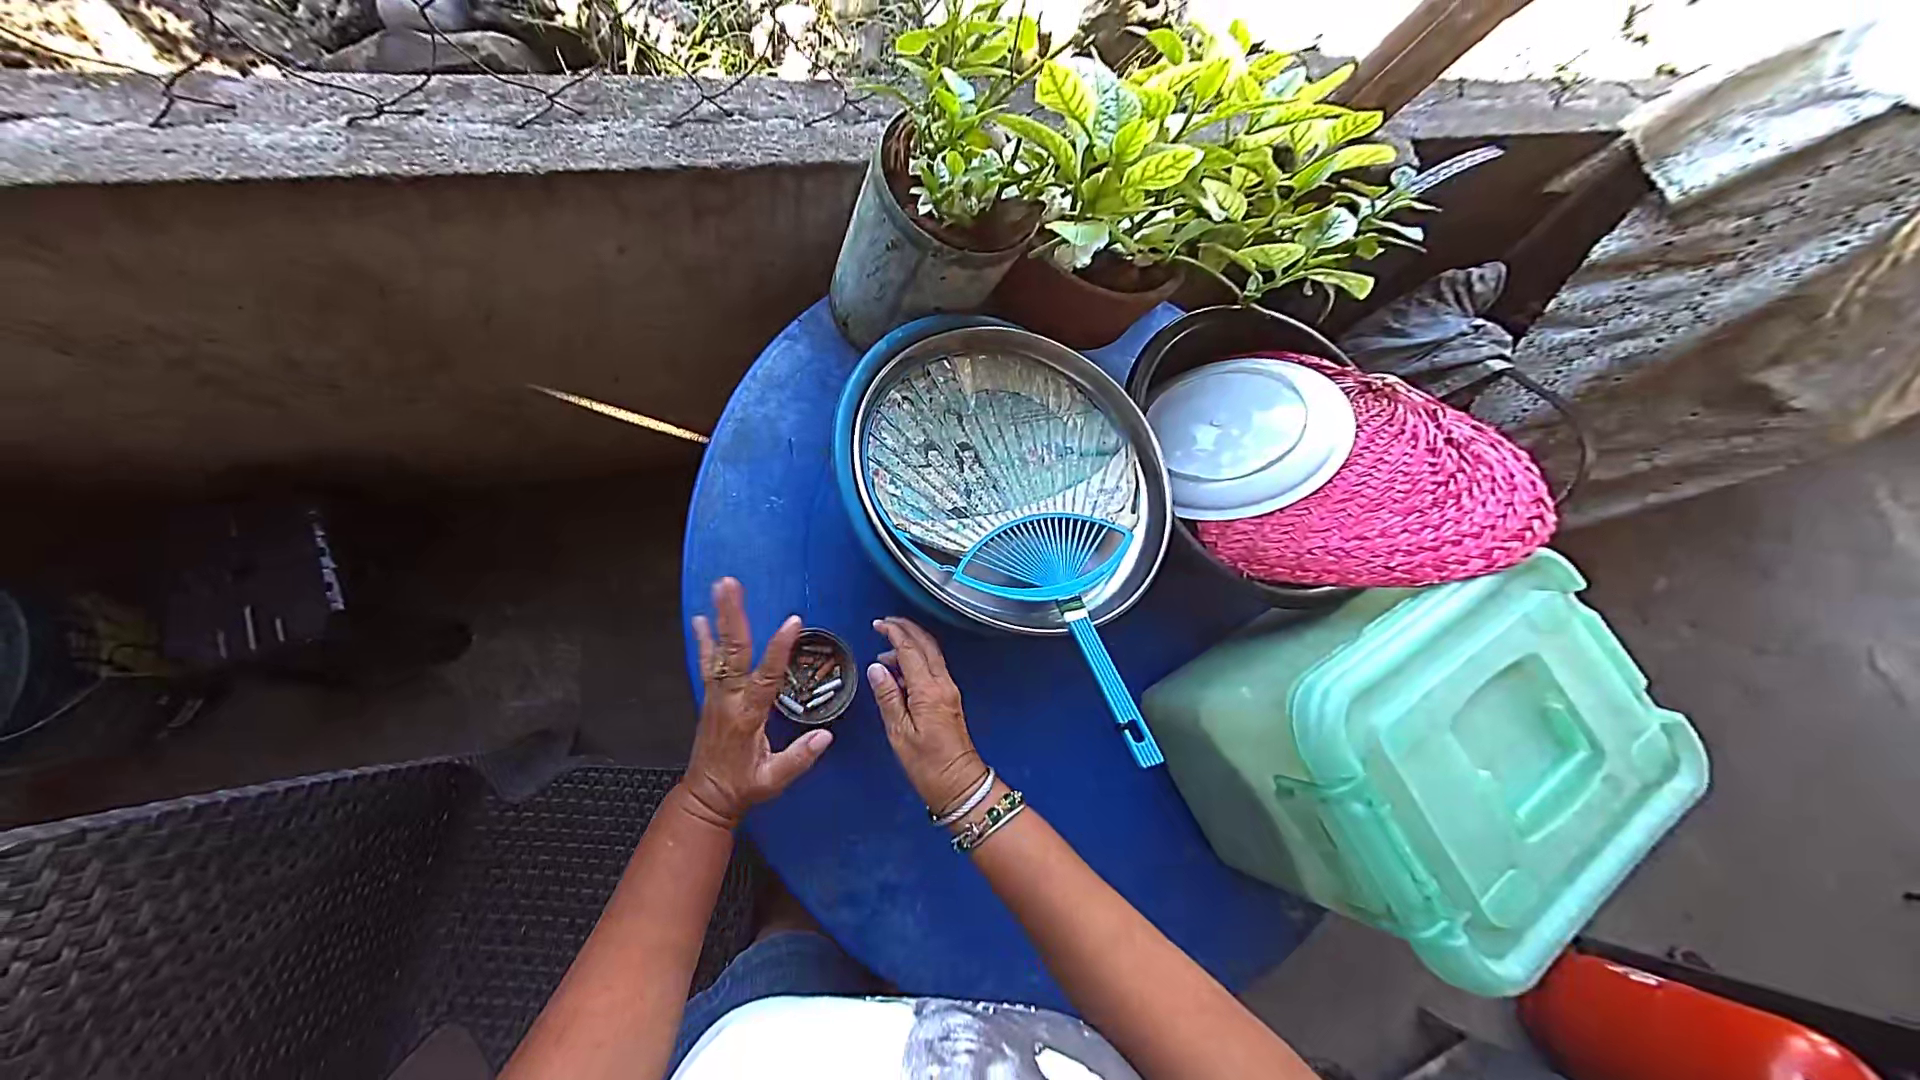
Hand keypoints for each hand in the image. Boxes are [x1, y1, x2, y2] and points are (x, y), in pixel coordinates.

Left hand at [683, 578, 832, 829]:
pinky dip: (704, 639)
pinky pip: (708, 662)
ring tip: (720, 587)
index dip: (780, 649)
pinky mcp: (710, 695)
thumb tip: (825, 736)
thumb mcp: (773, 780)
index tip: (792, 622)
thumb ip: (799, 758)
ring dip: (720, 617)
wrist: (705, 797)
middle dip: (732, 616)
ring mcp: (716, 695)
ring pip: (719, 650)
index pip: (766, 677)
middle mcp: (729, 699)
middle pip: (733, 651)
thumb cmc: (742, 787)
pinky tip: (700, 619)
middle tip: (730, 585)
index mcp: (748, 716)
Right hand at [868, 616, 986, 814]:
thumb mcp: (899, 732)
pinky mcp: (950, 698)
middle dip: (906, 629)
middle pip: (926, 645)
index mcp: (929, 690)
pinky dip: (917, 660)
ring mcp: (949, 690)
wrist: (960, 783)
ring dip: (911, 645)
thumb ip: (888, 697)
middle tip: (885, 623)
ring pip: (931, 655)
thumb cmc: (928, 764)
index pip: (910, 650)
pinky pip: (933, 669)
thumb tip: (877, 669)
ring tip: (886, 652)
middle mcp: (943, 684)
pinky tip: (900, 671)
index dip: (894, 633)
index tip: (879, 624)